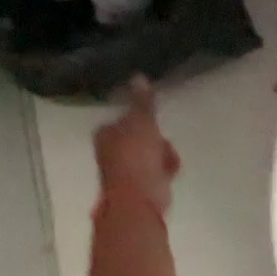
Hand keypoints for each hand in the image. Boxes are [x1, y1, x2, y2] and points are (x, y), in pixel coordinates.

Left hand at [94, 76, 180, 214]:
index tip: (153, 119)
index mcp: (105, 134)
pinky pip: (157, 170)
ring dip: (163, 153)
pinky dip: (165, 169)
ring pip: (150, 153)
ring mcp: (126, 171)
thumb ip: (142, 101)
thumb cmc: (136, 157)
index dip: (140, 118)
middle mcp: (112, 152)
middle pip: (139, 136)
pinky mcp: (142, 186)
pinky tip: (171, 171)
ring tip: (168, 158)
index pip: (124, 118)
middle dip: (155, 138)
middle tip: (162, 140)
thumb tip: (139, 77)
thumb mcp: (141, 121)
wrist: (139, 198)